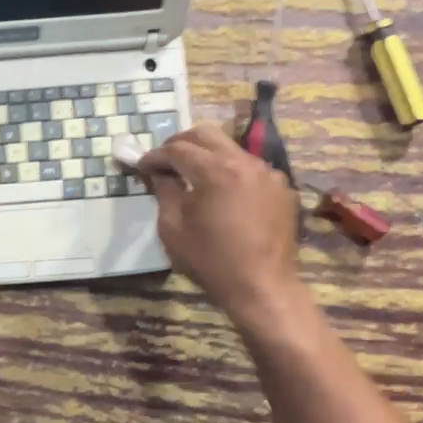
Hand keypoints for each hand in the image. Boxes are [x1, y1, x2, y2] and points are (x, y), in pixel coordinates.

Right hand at [133, 122, 305, 321]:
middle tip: (164, 162)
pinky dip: (230, 172)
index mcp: (216, 171)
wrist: (262, 287)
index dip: (155, 156)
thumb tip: (157, 173)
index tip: (141, 166)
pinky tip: (221, 194)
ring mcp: (268, 174)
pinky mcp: (281, 188)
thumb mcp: (173, 228)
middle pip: (206, 134)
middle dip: (180, 143)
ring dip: (207, 155)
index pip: (178, 149)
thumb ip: (164, 192)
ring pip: (230, 148)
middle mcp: (245, 163)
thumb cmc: (210, 261)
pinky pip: (250, 169)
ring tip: (191, 176)